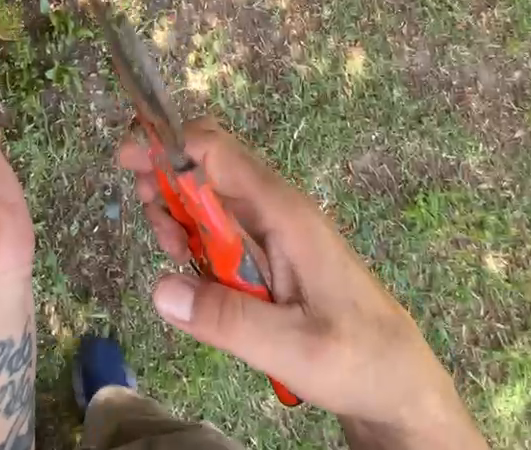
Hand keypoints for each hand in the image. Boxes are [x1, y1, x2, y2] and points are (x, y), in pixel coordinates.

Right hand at [119, 118, 482, 449]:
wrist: (402, 388)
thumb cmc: (360, 360)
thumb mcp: (296, 349)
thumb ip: (228, 320)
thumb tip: (160, 289)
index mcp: (283, 210)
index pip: (216, 148)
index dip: (168, 142)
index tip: (128, 158)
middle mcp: (272, 207)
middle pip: (203, 163)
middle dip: (164, 179)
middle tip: (155, 228)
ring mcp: (268, 228)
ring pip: (205, 194)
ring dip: (175, 213)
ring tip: (175, 257)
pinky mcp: (264, 251)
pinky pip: (215, 227)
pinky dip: (191, 238)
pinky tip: (194, 273)